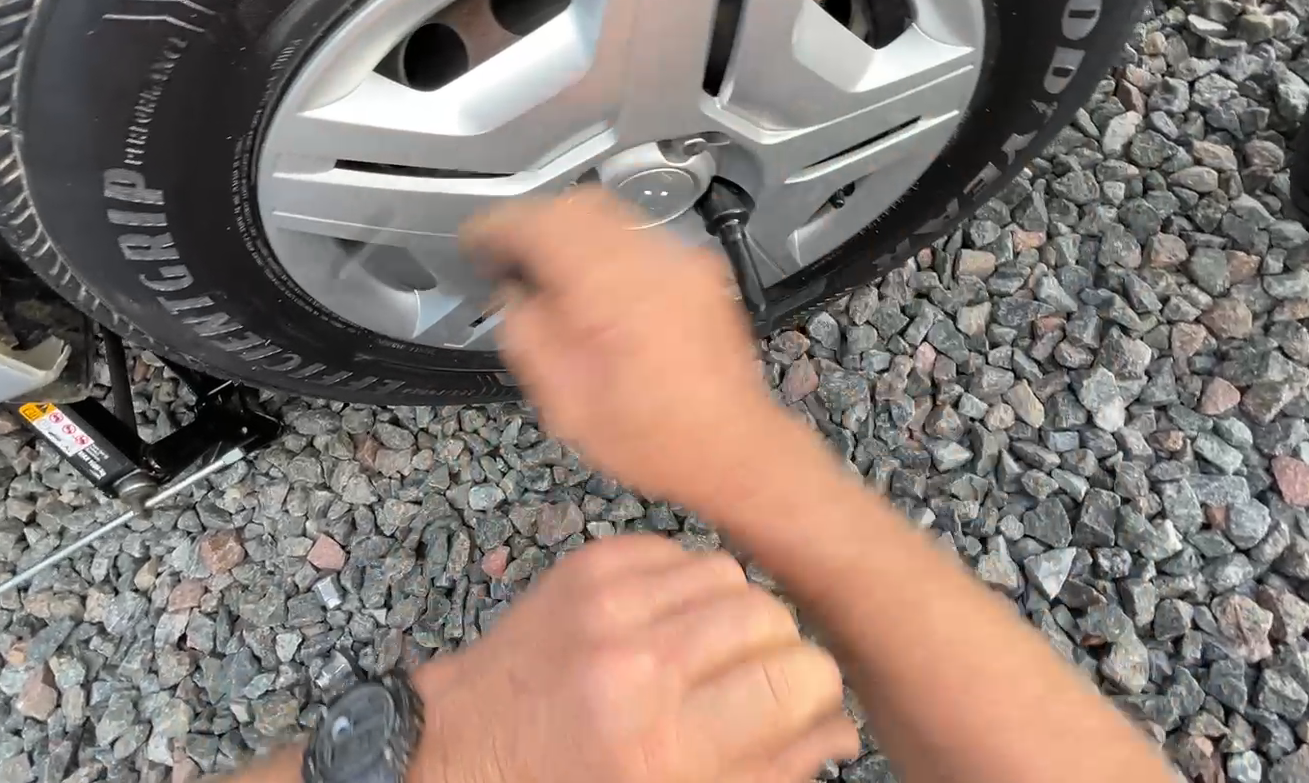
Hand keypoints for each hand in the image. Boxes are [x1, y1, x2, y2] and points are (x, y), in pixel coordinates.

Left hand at [410, 535, 858, 782]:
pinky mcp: (589, 562)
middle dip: (778, 642)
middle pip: (765, 612)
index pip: (794, 677)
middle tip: (756, 669)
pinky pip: (676, 548)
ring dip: (732, 605)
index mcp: (665, 747)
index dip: (815, 683)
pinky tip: (669, 614)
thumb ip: (766, 773)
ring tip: (708, 641)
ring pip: (726, 569)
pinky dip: (686, 579)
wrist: (471, 745)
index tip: (804, 693)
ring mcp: (609, 600)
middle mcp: (639, 663)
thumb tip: (837, 725)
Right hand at [462, 190, 824, 510]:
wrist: (733, 446)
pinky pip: (642, 235)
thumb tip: (513, 297)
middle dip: (535, 220)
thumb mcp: (567, 403)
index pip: (540, 225)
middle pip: (578, 205)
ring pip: (612, 212)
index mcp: (609, 291)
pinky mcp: (700, 272)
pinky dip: (607, 242)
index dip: (498, 226)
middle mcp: (651, 263)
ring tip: (550, 263)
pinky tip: (597, 277)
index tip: (479, 237)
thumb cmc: (659, 438)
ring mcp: (682, 263)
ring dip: (571, 227)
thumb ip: (529, 336)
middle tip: (509, 248)